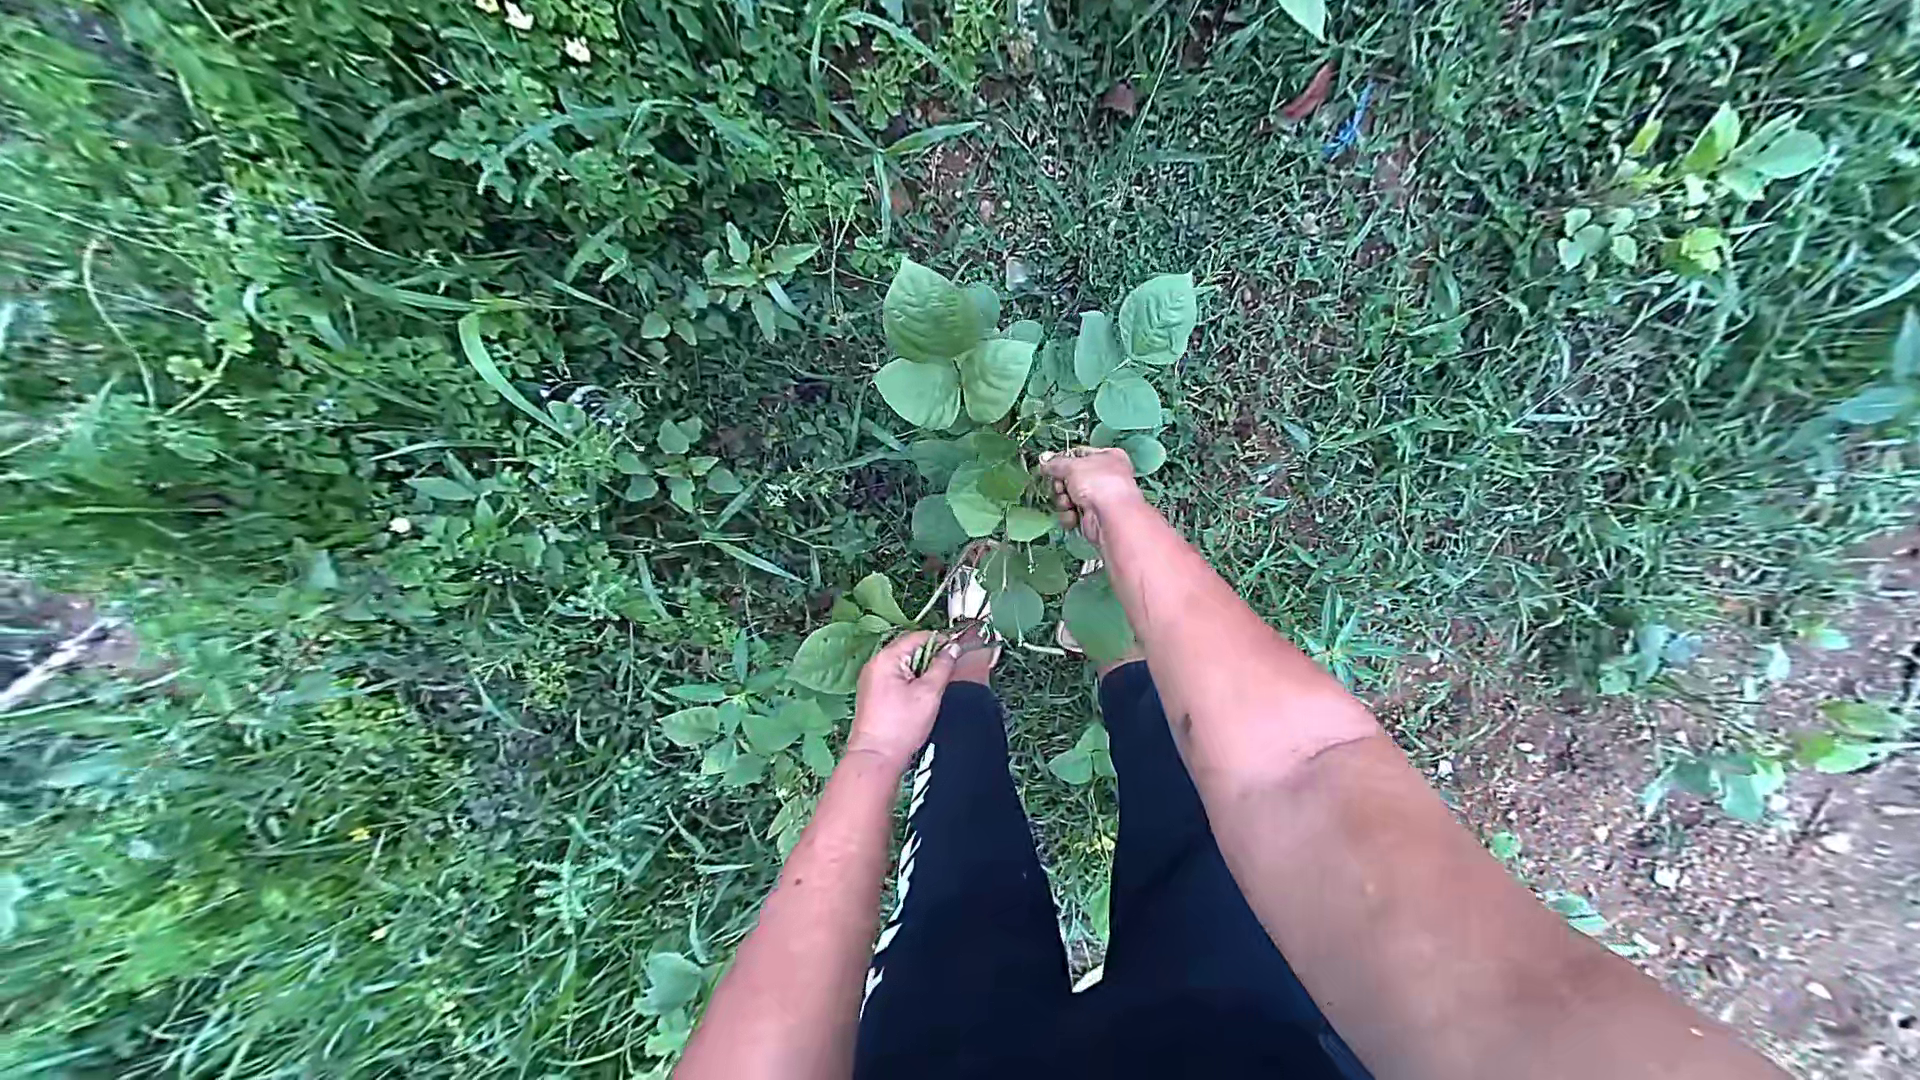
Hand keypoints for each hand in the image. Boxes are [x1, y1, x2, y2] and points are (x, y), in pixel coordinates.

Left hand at [846, 631, 959, 771]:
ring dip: (921, 671)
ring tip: (932, 689)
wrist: (876, 758)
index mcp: (887, 658)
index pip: (918, 637)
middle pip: (910, 649)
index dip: (940, 642)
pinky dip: (910, 682)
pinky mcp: (873, 693)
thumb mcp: (929, 692)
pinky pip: (895, 677)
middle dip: (930, 658)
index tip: (954, 651)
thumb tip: (952, 649)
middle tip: (946, 672)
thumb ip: (943, 666)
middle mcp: (875, 664)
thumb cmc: (898, 728)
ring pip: (903, 664)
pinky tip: (919, 698)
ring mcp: (872, 679)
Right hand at [1037, 447, 1142, 548]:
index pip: (1078, 454)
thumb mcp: (1073, 466)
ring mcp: (1098, 497)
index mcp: (1108, 456)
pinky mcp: (1092, 517)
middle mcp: (1105, 476)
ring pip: (1068, 496)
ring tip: (1069, 503)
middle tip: (1061, 487)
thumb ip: (1055, 463)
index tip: (1049, 466)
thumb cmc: (1097, 482)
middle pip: (1069, 477)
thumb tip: (1043, 459)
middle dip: (1061, 485)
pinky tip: (1074, 515)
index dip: (1062, 461)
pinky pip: (1072, 512)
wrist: (1111, 516)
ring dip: (1063, 501)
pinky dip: (1070, 515)